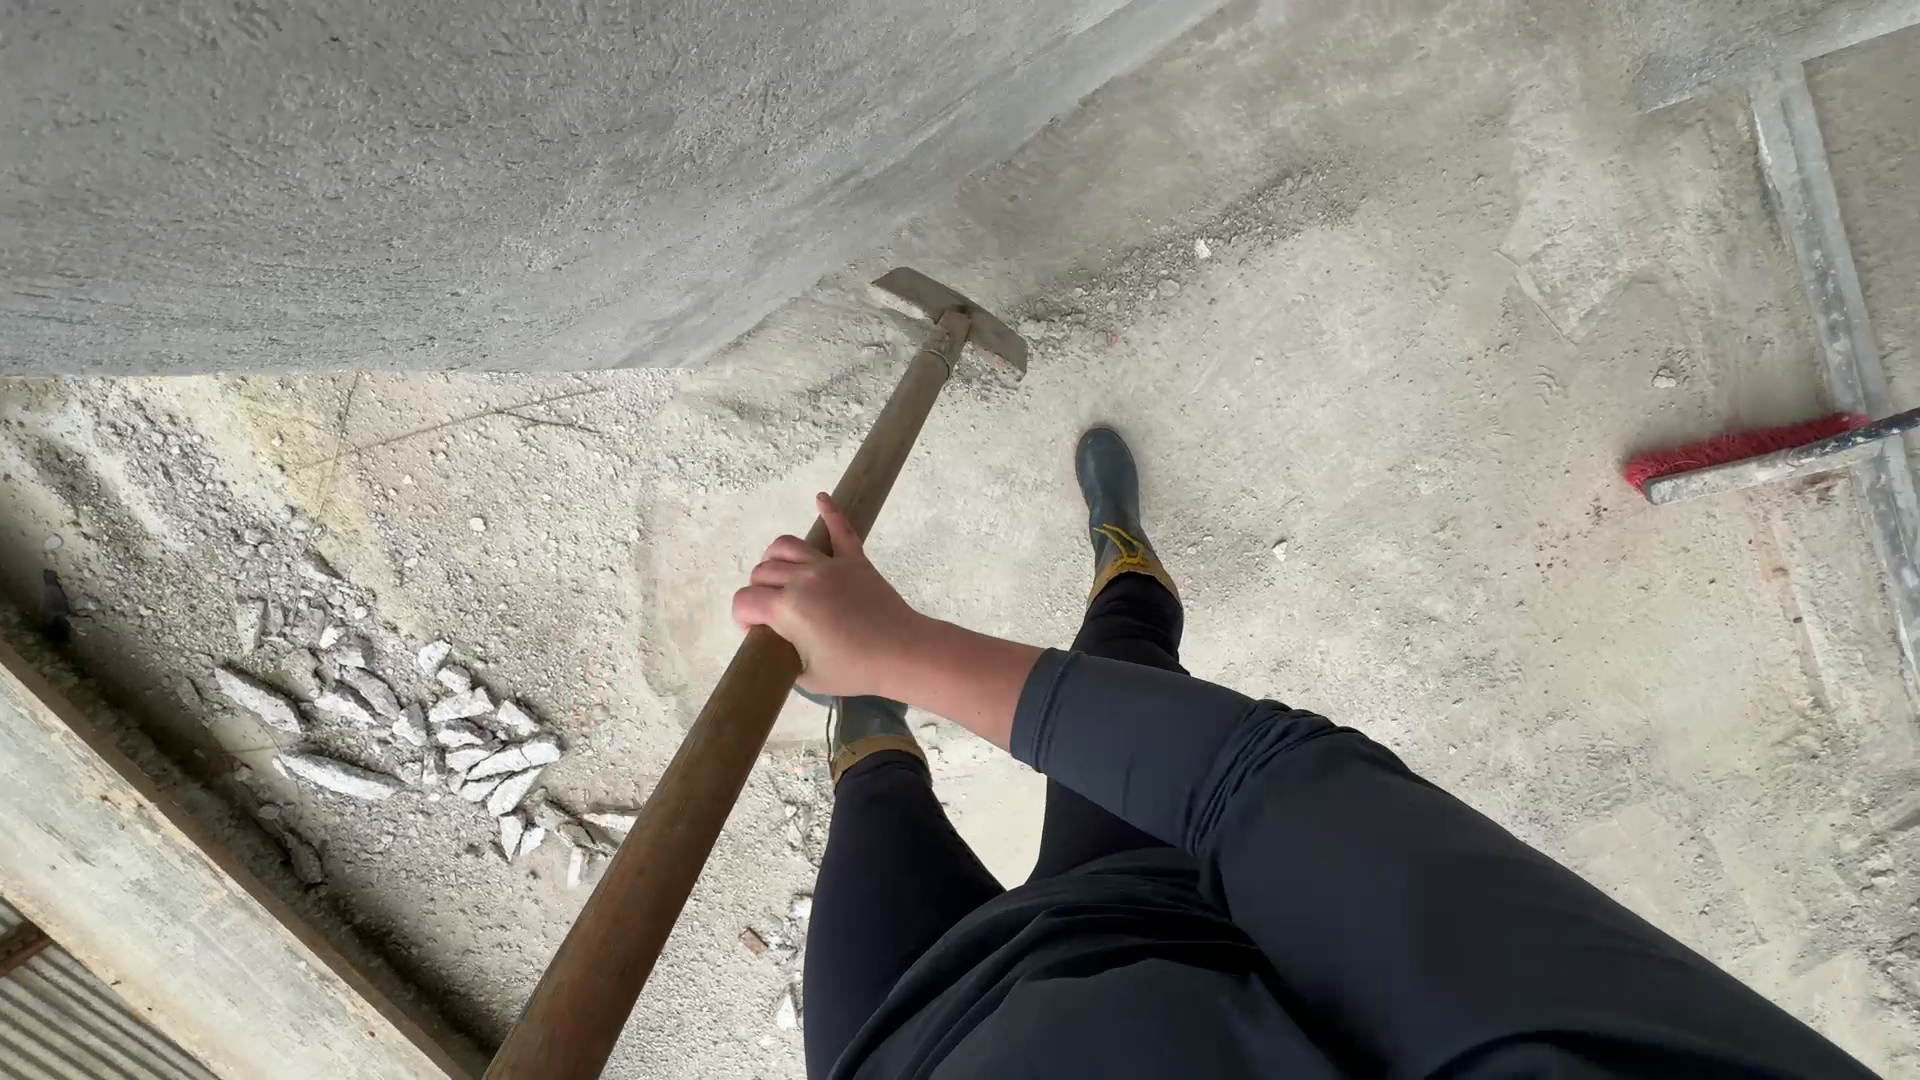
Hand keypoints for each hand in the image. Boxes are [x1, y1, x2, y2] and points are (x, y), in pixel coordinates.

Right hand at [732, 493, 927, 696]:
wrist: (903, 652)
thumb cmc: (855, 670)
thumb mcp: (806, 676)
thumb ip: (781, 655)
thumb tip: (775, 642)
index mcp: (787, 608)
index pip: (745, 600)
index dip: (742, 618)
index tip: (756, 632)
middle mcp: (803, 579)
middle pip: (762, 572)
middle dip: (758, 592)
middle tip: (773, 613)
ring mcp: (830, 565)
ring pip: (788, 546)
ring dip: (775, 559)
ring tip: (781, 576)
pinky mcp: (856, 560)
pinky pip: (841, 529)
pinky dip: (830, 511)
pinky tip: (821, 498)